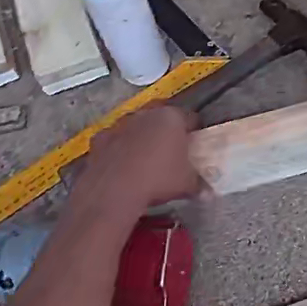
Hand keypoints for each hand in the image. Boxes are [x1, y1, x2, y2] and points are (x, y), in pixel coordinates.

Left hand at [72, 106, 203, 216]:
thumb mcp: (188, 184)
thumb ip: (199, 183)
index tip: (196, 146)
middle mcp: (145, 114)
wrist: (113, 191)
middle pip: (161, 117)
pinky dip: (120, 149)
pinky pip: (116, 140)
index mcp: (172, 117)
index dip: (195, 132)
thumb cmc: (158, 179)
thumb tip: (207, 191)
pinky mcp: (99, 139)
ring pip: (136, 126)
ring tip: (147, 160)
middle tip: (172, 150)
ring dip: (142, 137)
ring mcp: (120, 124)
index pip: (191, 118)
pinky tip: (123, 167)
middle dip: (167, 130)